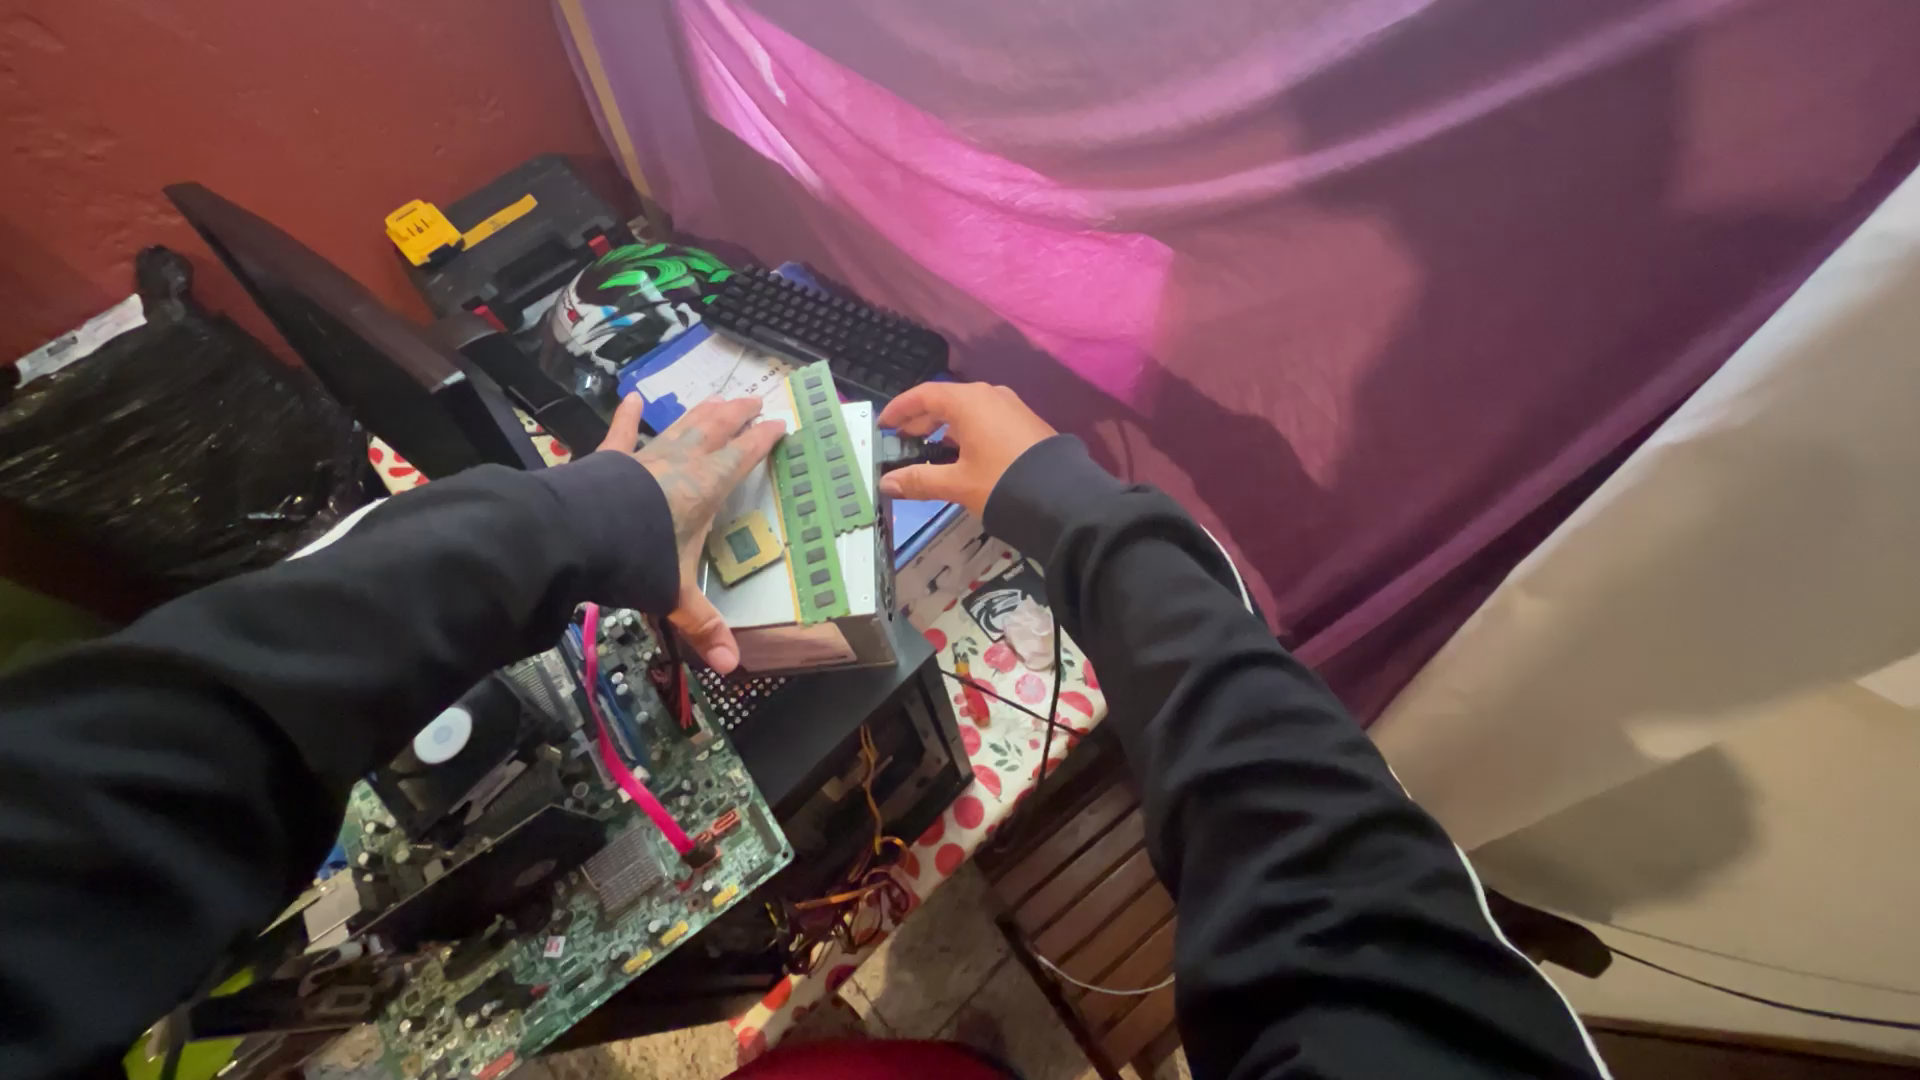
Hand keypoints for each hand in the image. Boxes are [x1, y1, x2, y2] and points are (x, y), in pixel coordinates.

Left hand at [598, 393, 785, 673]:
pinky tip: (633, 397)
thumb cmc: (635, 559)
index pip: (741, 457)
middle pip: (715, 430)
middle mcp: (680, 465)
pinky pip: (621, 432)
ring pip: (680, 427)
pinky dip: (628, 415)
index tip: (779, 424)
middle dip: (737, 415)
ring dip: (701, 412)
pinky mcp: (609, 460)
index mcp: (704, 489)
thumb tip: (731, 666)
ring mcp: (643, 458)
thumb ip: (703, 626)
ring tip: (717, 398)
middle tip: (754, 399)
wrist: (572, 535)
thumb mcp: (676, 596)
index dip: (762, 440)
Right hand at [877, 383, 1056, 516]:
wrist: (1062, 496)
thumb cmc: (1002, 482)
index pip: (924, 395)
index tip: (884, 424)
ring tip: (929, 452)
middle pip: (945, 402)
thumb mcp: (957, 483)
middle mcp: (990, 395)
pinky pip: (986, 420)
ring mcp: (1011, 407)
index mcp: (969, 401)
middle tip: (902, 442)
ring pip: (967, 412)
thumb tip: (887, 483)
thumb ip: (919, 480)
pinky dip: (966, 433)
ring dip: (944, 429)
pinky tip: (961, 456)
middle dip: (921, 421)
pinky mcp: (1024, 423)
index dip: (900, 409)